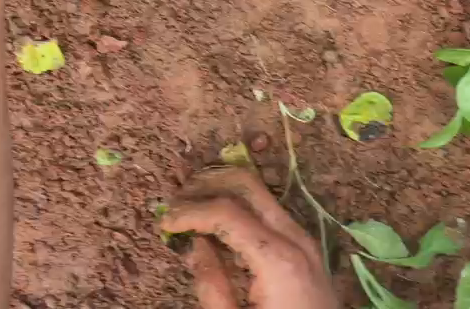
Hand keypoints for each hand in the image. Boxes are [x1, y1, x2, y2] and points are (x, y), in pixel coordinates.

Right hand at [161, 167, 337, 308]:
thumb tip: (196, 244)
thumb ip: (213, 285)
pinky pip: (268, 211)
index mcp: (278, 258)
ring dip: (221, 191)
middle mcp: (294, 236)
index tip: (165, 222)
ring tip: (191, 206)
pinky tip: (217, 222)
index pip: (226, 211)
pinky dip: (239, 206)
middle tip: (177, 200)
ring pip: (257, 191)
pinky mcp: (305, 248)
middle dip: (206, 185)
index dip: (190, 212)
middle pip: (245, 184)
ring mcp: (304, 239)